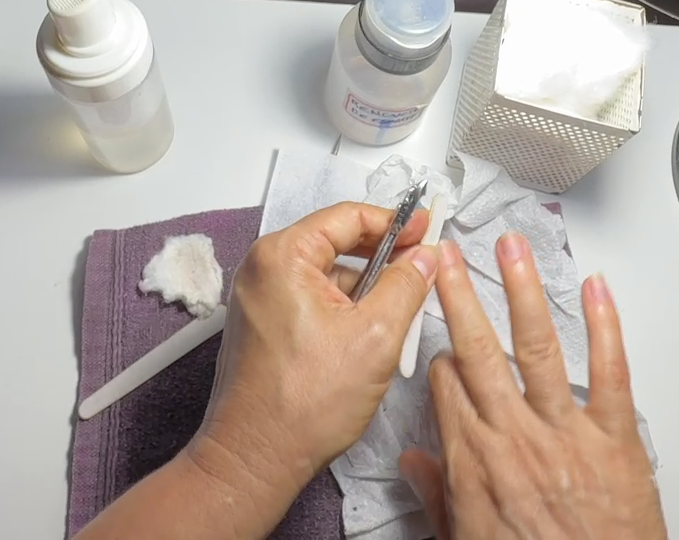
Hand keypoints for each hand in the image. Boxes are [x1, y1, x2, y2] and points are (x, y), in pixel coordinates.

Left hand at [188, 201, 438, 512]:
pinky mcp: (263, 318)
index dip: (393, 222)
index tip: (424, 228)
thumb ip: (406, 286)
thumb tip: (424, 257)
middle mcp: (263, 265)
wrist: (254, 462)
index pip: (348, 217)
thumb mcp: (375, 337)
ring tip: (400, 303)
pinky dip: (344, 303)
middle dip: (382, 253)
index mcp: (283, 256)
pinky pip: (312, 293)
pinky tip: (370, 326)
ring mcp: (259, 293)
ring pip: (327, 270)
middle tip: (419, 261)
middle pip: (336, 240)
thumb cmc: (302, 405)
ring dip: (365, 282)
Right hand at [399, 235, 665, 539]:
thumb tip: (411, 462)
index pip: (447, 380)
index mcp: (476, 461)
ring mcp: (566, 434)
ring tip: (511, 247)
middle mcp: (515, 437)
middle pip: (478, 348)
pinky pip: (610, 375)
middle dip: (459, 292)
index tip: (439, 330)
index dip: (442, 351)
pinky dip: (606, 327)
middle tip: (446, 253)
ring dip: (521, 289)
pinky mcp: (616, 442)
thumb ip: (437, 496)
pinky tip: (597, 288)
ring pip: (536, 346)